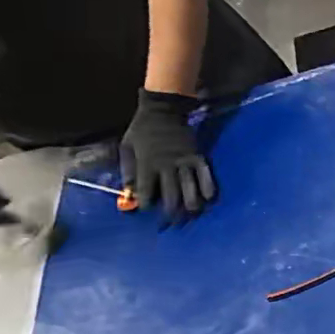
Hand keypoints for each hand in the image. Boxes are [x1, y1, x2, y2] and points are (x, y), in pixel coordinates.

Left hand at [120, 90, 215, 219]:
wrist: (163, 109)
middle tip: (170, 224)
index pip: (147, 193)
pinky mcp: (197, 156)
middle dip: (170, 215)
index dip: (147, 206)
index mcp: (146, 164)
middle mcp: (166, 166)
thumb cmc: (142, 130)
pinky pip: (205, 175)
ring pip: (190, 190)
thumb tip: (129, 193)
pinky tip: (207, 199)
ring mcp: (184, 162)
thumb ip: (127, 170)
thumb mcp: (126, 147)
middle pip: (171, 197)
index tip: (148, 210)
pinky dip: (207, 188)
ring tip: (190, 216)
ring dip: (191, 207)